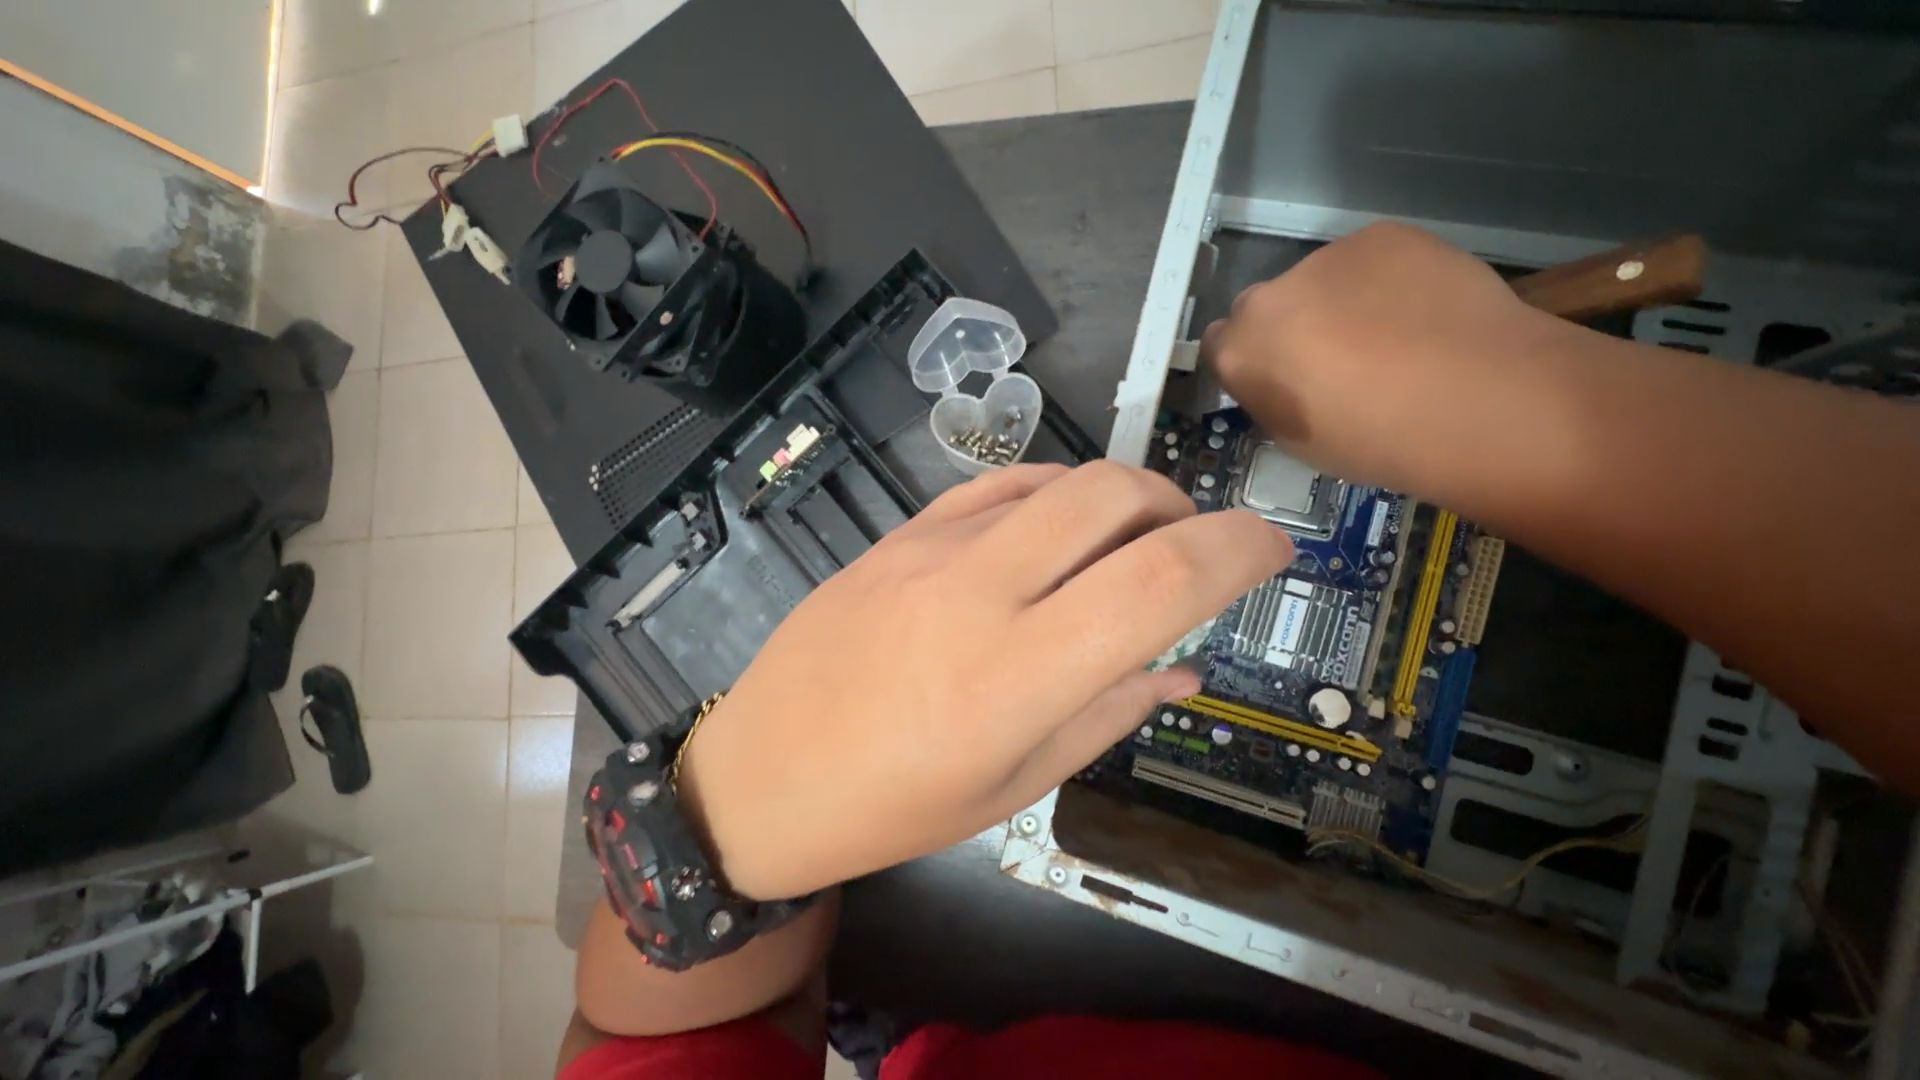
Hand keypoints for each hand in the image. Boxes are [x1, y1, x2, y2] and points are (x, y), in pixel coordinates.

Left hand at [677, 462, 1293, 899]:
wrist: (758, 775)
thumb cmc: (890, 806)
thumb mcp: (1011, 786)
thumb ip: (1108, 714)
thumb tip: (1182, 666)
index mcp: (1016, 675)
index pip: (1159, 580)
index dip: (1238, 550)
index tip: (1273, 548)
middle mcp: (978, 591)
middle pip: (1115, 494)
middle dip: (1182, 506)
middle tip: (1192, 548)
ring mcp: (930, 550)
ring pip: (1059, 481)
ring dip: (1119, 499)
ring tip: (1127, 544)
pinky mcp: (897, 534)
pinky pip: (997, 484)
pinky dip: (1052, 494)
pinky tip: (1058, 530)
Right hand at [1201, 223, 1563, 492]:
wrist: (1472, 398)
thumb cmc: (1376, 442)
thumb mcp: (1299, 440)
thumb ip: (1273, 397)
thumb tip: (1284, 379)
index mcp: (1239, 352)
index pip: (1218, 345)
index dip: (1250, 362)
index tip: (1279, 379)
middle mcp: (1266, 297)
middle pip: (1264, 307)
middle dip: (1289, 327)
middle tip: (1336, 359)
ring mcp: (1324, 259)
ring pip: (1319, 279)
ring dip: (1339, 301)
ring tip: (1393, 334)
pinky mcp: (1380, 236)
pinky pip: (1370, 259)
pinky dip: (1386, 279)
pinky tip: (1421, 309)